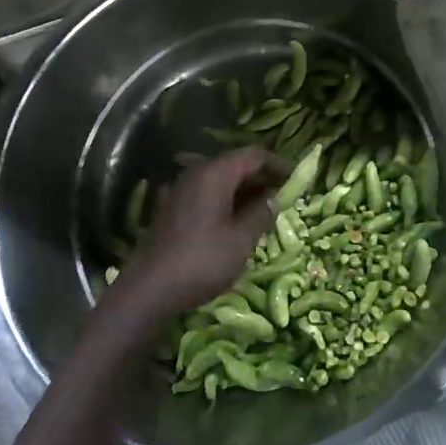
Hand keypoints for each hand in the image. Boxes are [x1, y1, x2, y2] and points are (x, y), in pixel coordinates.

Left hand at [112, 148, 281, 322]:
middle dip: (261, 179)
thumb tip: (275, 198)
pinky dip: (225, 203)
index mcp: (215, 173)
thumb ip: (261, 213)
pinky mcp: (172, 208)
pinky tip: (235, 224)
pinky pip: (206, 195)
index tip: (296, 181)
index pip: (254, 155)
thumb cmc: (201, 260)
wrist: (149, 289)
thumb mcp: (241, 239)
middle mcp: (196, 173)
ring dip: (244, 193)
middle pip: (236, 165)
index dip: (278, 165)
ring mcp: (181, 190)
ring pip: (220, 182)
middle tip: (283, 199)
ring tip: (264, 214)